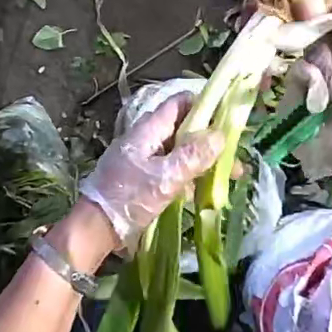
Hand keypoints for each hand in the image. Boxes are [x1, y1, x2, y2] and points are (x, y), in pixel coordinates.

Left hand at [78, 93, 224, 250]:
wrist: (95, 228)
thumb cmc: (128, 198)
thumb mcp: (164, 178)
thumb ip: (193, 156)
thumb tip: (220, 135)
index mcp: (149, 130)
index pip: (180, 104)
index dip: (205, 105)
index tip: (230, 117)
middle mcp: (148, 138)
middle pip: (184, 128)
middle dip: (211, 139)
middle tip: (236, 154)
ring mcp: (145, 158)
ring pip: (181, 151)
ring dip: (205, 160)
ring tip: (232, 175)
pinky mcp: (145, 178)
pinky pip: (174, 169)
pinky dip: (191, 175)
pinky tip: (208, 190)